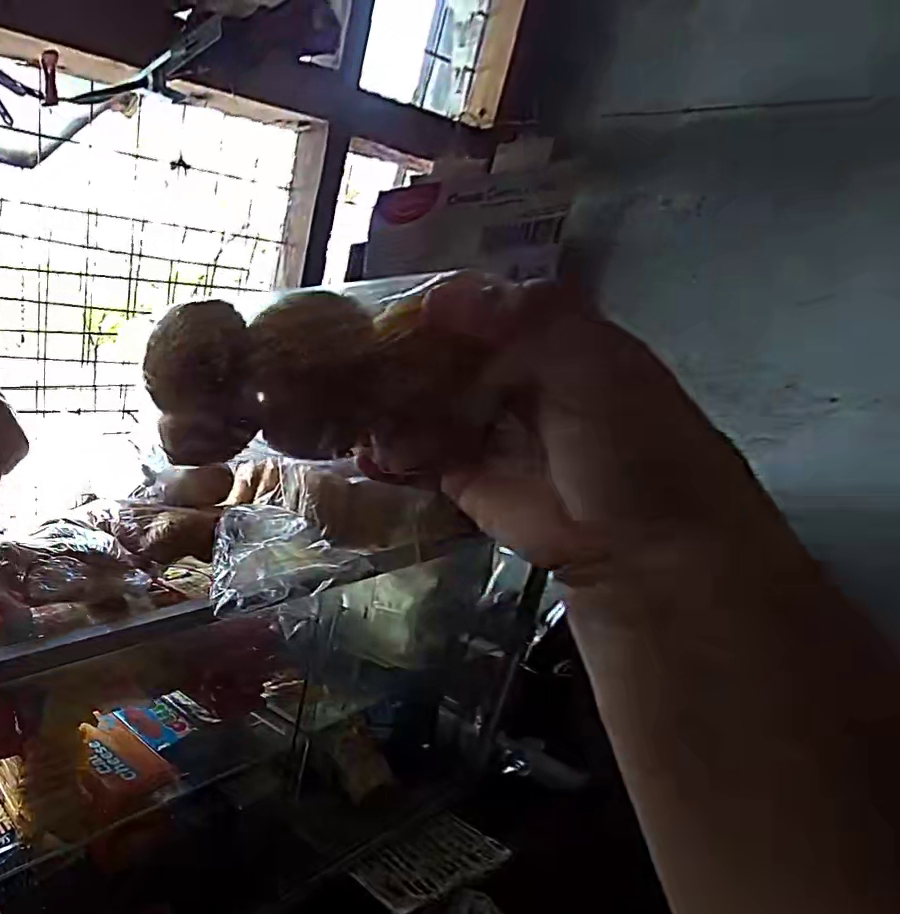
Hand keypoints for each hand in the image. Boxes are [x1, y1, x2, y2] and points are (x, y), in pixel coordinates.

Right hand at [360, 278, 787, 584]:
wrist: (641, 543)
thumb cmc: (632, 449)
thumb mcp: (596, 372)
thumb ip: (528, 326)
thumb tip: (436, 296)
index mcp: (543, 344)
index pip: (472, 316)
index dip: (424, 317)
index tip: (375, 324)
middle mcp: (505, 381)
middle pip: (432, 363)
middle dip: (390, 369)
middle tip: (347, 378)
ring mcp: (477, 428)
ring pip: (414, 408)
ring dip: (381, 415)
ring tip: (354, 425)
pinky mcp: (455, 473)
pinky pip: (408, 455)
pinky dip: (382, 457)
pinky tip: (365, 459)